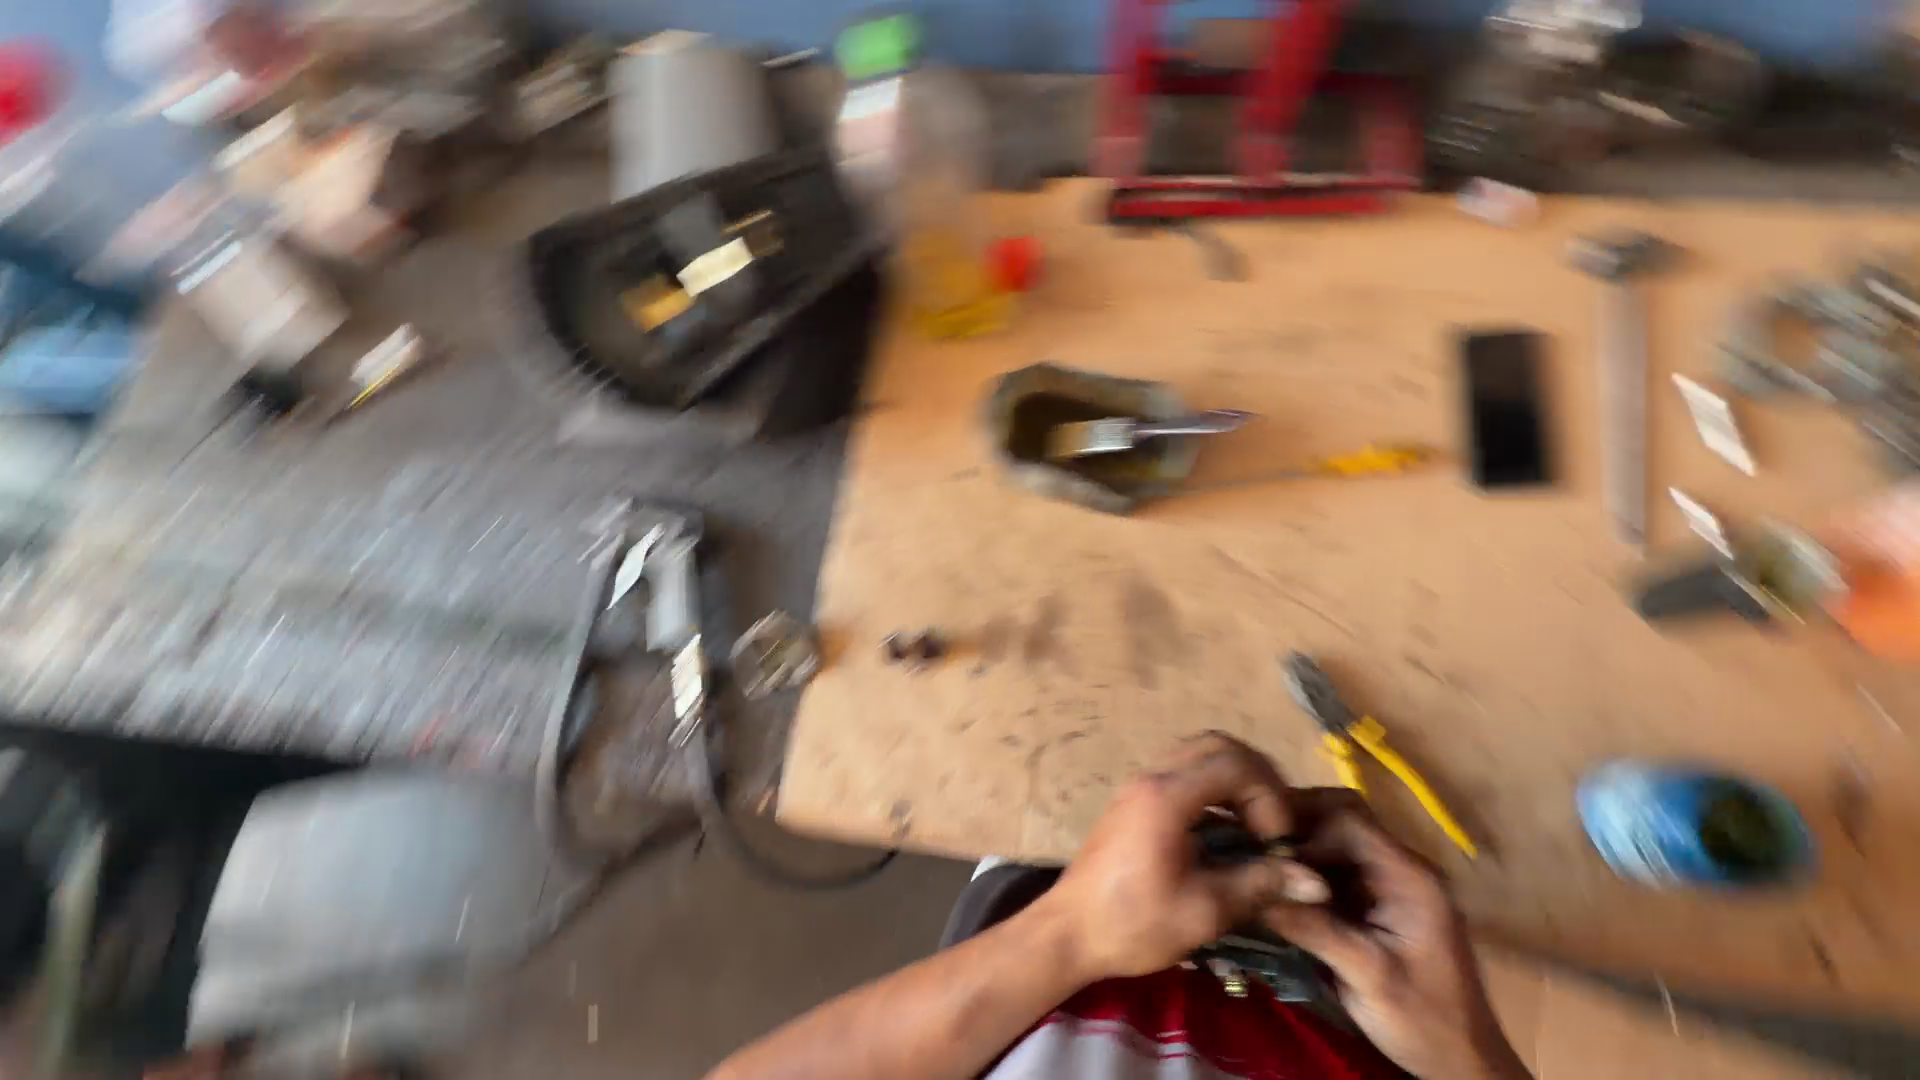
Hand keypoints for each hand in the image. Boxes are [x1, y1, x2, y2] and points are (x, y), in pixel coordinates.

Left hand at [1035, 732, 1331, 982]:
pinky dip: (1212, 788)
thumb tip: (1314, 880)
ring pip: (1196, 754)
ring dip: (1234, 779)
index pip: (1233, 763)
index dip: (1269, 795)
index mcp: (1165, 797)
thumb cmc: (1133, 924)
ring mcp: (1138, 786)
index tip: (1278, 840)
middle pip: (1215, 745)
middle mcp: (1150, 778)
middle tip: (1275, 820)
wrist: (1069, 932)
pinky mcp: (1134, 801)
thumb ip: (1259, 884)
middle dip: (1256, 775)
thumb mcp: (1204, 911)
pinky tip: (1227, 830)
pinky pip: (1181, 773)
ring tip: (1257, 824)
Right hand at [1265, 808, 1529, 1079]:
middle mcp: (1399, 866)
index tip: (1267, 855)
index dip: (1302, 829)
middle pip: (1341, 814)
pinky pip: (1334, 864)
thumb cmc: (1424, 1021)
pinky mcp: (1376, 899)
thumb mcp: (1366, 975)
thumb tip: (1253, 891)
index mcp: (1408, 875)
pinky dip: (1303, 867)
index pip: (1347, 819)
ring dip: (1296, 844)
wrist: (1465, 1065)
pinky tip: (1277, 885)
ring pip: (1333, 835)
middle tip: (1252, 844)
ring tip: (1257, 863)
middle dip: (1294, 822)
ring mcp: (1388, 881)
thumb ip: (1313, 928)